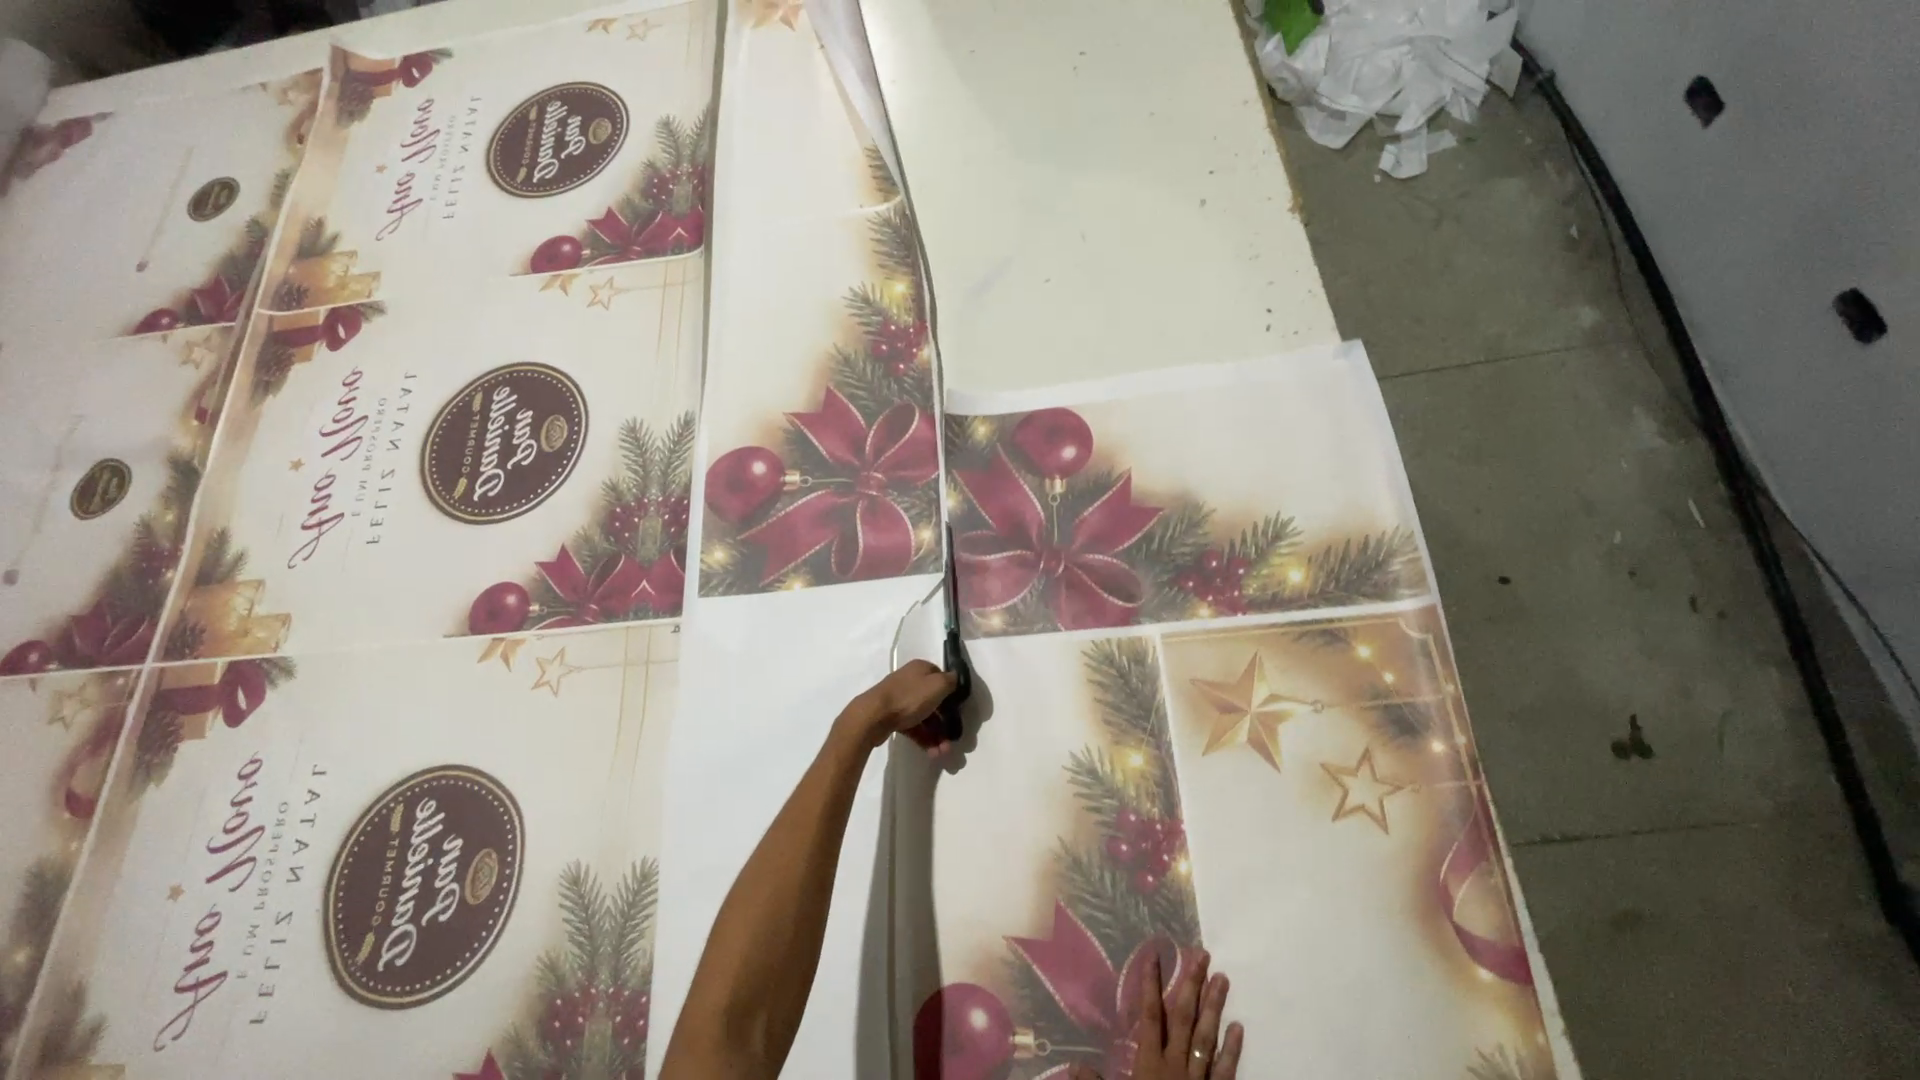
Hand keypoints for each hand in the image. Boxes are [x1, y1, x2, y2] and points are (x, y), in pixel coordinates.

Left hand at [834, 660, 957, 753]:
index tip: (958, 709)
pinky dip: (924, 739)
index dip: (952, 693)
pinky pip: (913, 727)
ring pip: (924, 717)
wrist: (874, 716)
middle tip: (953, 739)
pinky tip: (932, 753)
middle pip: (934, 701)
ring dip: (936, 735)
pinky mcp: (893, 717)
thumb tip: (955, 679)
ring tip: (942, 752)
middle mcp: (910, 681)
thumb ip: (951, 681)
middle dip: (945, 722)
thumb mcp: (938, 685)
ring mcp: (900, 700)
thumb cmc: (909, 698)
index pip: (941, 677)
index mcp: (920, 669)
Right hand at [1064, 950, 1242, 1079]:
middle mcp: (1176, 1065)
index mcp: (1150, 1064)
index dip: (1151, 985)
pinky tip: (1239, 1028)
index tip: (1154, 956)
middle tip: (1203, 955)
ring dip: (1215, 1007)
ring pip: (1208, 1037)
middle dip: (1192, 985)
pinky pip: (1226, 1071)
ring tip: (1223, 979)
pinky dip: (1232, 1049)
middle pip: (1184, 1018)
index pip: (1150, 1016)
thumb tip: (1071, 1066)